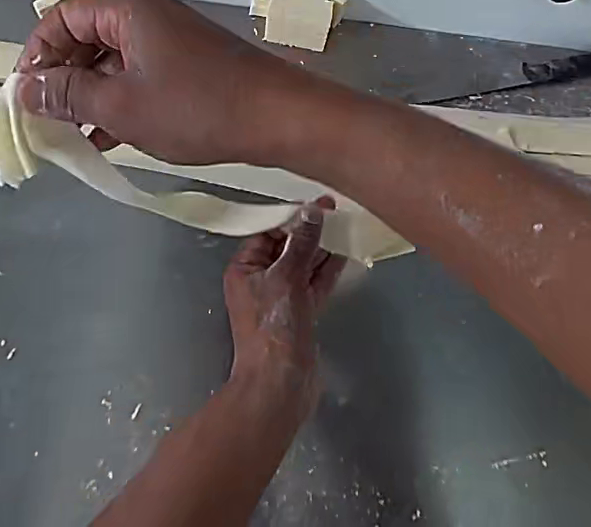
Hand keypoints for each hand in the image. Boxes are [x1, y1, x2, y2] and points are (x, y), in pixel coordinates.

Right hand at [16, 0, 333, 165]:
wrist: (277, 116)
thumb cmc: (196, 107)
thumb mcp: (121, 105)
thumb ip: (69, 94)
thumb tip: (27, 87)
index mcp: (131, 12)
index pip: (64, 16)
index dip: (36, 52)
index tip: (24, 93)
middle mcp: (151, 17)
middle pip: (88, 37)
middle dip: (62, 77)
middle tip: (45, 120)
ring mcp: (174, 42)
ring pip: (114, 62)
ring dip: (90, 95)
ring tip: (71, 137)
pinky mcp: (190, 66)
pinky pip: (141, 77)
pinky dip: (120, 102)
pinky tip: (107, 140)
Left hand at [222, 199, 346, 400]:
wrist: (279, 387)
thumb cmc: (274, 328)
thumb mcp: (287, 277)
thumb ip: (302, 243)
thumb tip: (314, 210)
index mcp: (245, 268)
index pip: (269, 231)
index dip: (293, 216)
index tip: (318, 203)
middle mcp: (261, 279)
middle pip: (288, 245)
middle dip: (310, 229)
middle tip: (336, 210)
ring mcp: (282, 297)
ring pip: (304, 263)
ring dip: (322, 247)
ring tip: (344, 225)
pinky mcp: (300, 311)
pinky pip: (315, 282)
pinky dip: (328, 268)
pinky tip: (344, 251)